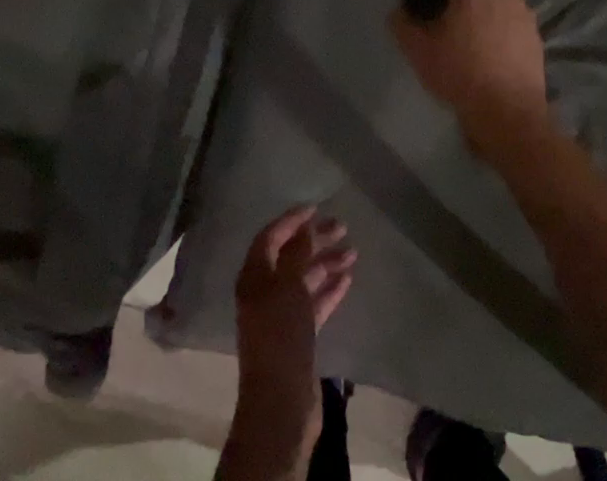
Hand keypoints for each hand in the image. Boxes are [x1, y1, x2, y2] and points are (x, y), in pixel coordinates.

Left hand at [230, 206, 355, 458]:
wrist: (281, 400)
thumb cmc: (281, 337)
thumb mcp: (288, 289)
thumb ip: (296, 255)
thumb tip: (304, 227)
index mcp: (253, 279)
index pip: (269, 239)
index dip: (290, 221)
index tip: (316, 207)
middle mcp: (264, 293)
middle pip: (289, 257)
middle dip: (314, 240)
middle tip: (342, 226)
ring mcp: (280, 316)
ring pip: (304, 280)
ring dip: (325, 263)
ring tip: (352, 251)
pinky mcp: (297, 336)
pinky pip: (314, 303)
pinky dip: (329, 289)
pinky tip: (347, 278)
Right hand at [389, 0, 551, 159]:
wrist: (509, 113)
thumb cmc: (459, 73)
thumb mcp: (417, 49)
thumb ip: (402, 22)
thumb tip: (401, 10)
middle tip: (439, 25)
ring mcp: (525, 14)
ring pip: (494, 6)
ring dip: (479, 17)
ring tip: (464, 48)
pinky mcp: (536, 38)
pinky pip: (509, 27)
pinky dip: (497, 36)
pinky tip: (486, 62)